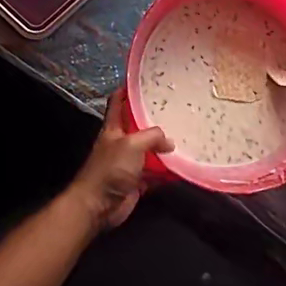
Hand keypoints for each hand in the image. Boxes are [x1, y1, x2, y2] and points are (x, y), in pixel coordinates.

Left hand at [66, 91, 172, 231]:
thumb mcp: (131, 145)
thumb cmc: (110, 169)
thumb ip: (152, 137)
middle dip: (154, 119)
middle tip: (177, 109)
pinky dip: (168, 171)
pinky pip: (156, 173)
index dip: (127, 90)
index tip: (144, 81)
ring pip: (150, 151)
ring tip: (187, 136)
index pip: (118, 102)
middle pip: (138, 126)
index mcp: (113, 128)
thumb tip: (170, 142)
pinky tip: (185, 167)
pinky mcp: (137, 181)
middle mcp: (121, 142)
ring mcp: (129, 163)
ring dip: (165, 147)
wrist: (98, 205)